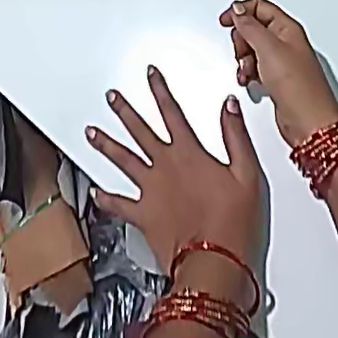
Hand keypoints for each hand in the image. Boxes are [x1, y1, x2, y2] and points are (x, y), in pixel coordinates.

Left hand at [87, 67, 263, 290]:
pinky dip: (106, 199)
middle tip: (111, 96)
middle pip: (139, 130)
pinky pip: (119, 203)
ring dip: (106, 144)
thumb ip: (235, 136)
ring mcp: (150, 189)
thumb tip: (228, 106)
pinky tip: (96, 192)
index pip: (171, 112)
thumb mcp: (246, 174)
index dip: (159, 90)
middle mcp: (164, 166)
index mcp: (188, 153)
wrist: (215, 263)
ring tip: (91, 132)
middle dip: (124, 110)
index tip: (150, 74)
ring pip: (123, 159)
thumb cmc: (233, 223)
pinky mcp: (143, 214)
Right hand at [220, 0, 337, 147]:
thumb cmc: (299, 88)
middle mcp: (285, 43)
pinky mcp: (276, 78)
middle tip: (243, 51)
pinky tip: (249, 79)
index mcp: (287, 28)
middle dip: (241, 39)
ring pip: (251, 48)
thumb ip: (249, 26)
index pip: (259, 7)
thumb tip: (237, 9)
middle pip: (252, 27)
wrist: (310, 125)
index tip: (225, 20)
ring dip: (243, 58)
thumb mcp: (268, 48)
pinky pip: (254, 66)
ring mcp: (281, 61)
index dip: (239, 11)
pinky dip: (247, 71)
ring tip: (247, 70)